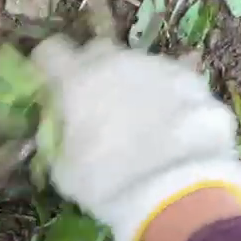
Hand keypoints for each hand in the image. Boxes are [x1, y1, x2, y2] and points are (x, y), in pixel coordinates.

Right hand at [31, 37, 240, 240]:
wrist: (178, 189)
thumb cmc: (109, 183)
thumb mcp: (67, 173)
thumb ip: (60, 143)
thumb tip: (63, 136)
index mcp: (77, 81)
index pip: (51, 51)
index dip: (49, 66)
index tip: (52, 84)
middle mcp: (116, 62)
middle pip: (96, 51)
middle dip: (92, 71)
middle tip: (96, 103)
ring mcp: (158, 66)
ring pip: (137, 66)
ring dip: (133, 85)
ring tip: (141, 121)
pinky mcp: (192, 80)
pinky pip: (171, 81)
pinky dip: (166, 97)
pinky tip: (171, 126)